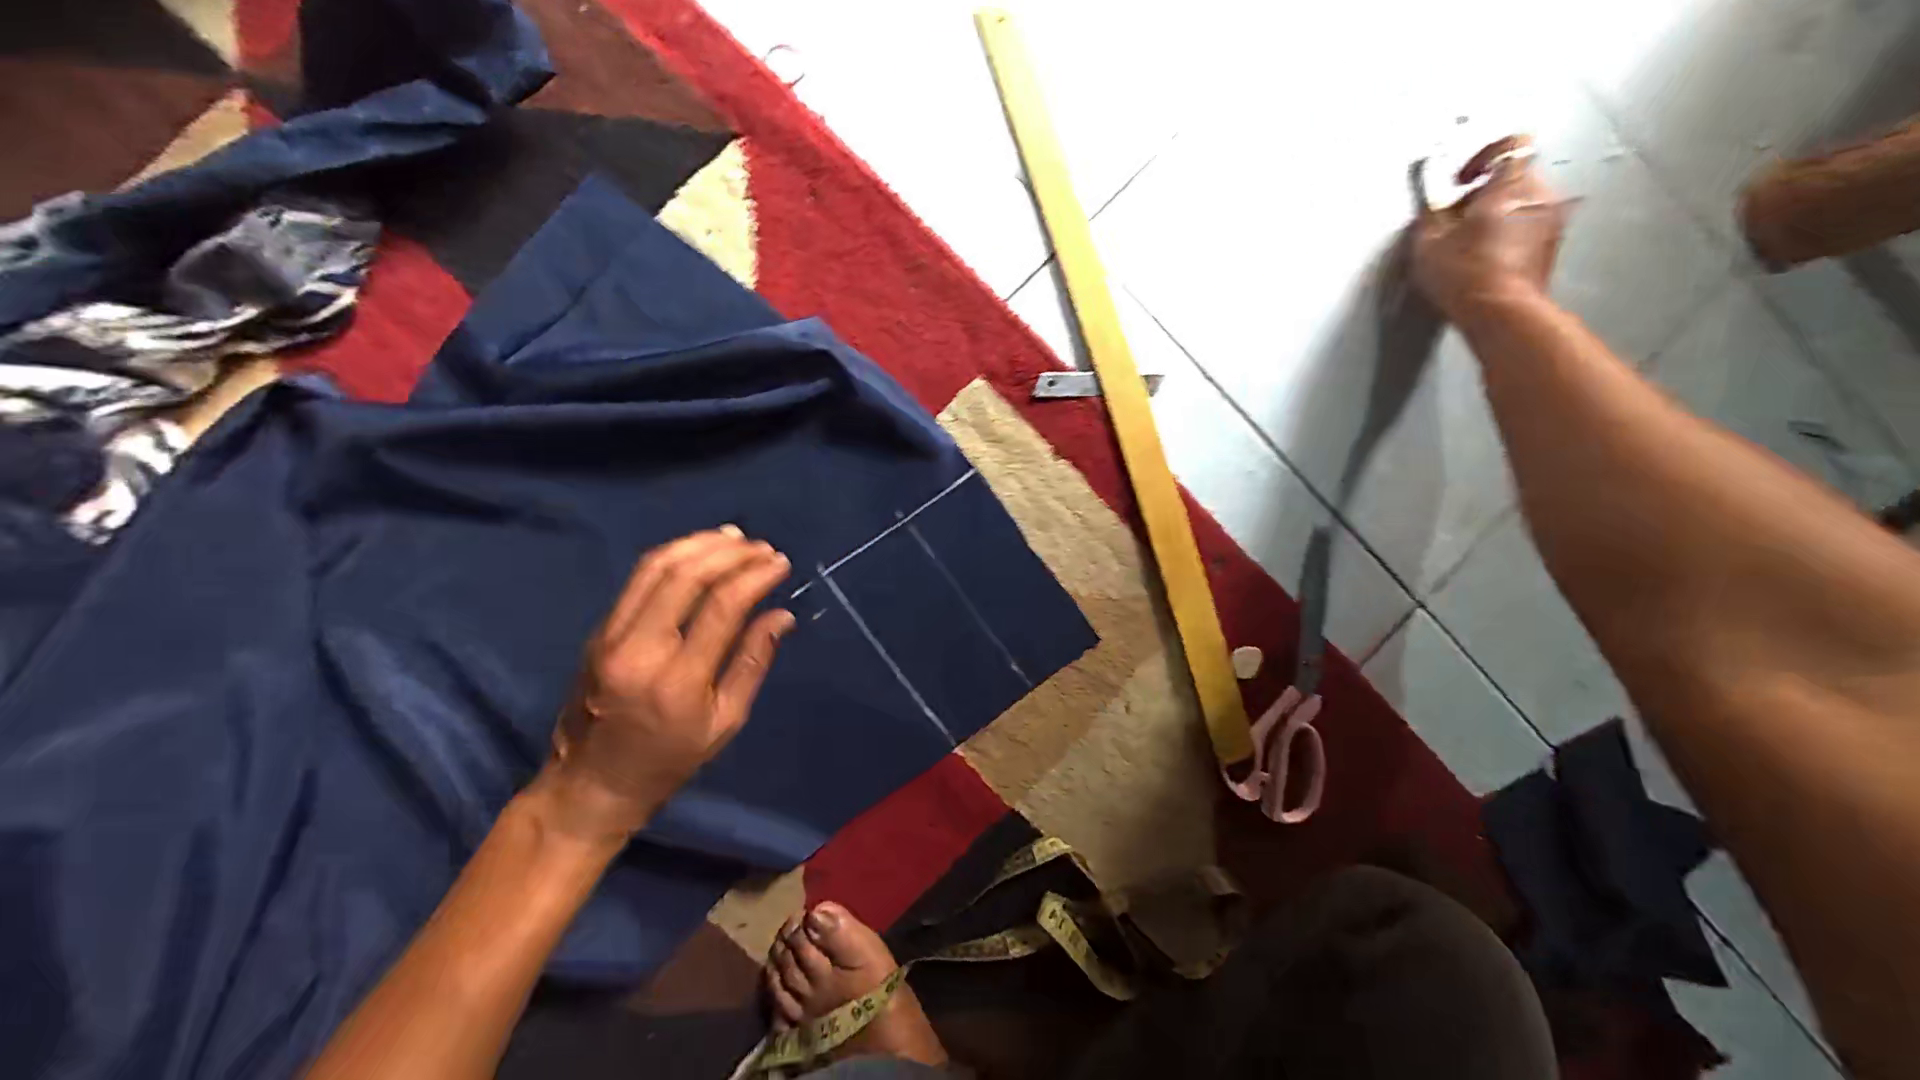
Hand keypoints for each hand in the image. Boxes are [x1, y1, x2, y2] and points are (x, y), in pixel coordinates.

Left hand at [534, 526, 795, 840]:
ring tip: (733, 537)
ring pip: (655, 567)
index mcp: (677, 680)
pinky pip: (638, 579)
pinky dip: (672, 556)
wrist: (591, 783)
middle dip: (730, 553)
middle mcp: (639, 649)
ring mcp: (611, 636)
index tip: (780, 563)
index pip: (722, 607)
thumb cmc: (669, 760)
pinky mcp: (599, 630)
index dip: (755, 576)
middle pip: (686, 577)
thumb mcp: (724, 723)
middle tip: (761, 547)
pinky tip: (698, 551)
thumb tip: (781, 615)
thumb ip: (752, 662)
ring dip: (698, 544)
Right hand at [1412, 135, 1569, 321]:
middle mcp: (1540, 194)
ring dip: (1496, 214)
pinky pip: (1528, 225)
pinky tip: (1482, 257)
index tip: (1461, 179)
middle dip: (1484, 192)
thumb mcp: (1427, 242)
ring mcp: (1551, 220)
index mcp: (1511, 184)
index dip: (1482, 157)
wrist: (1499, 311)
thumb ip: (1429, 214)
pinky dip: (1507, 233)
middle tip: (1456, 217)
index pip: (1510, 144)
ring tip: (1467, 241)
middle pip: (1514, 177)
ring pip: (1522, 201)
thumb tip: (1429, 203)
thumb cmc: (1467, 275)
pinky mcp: (1551, 244)